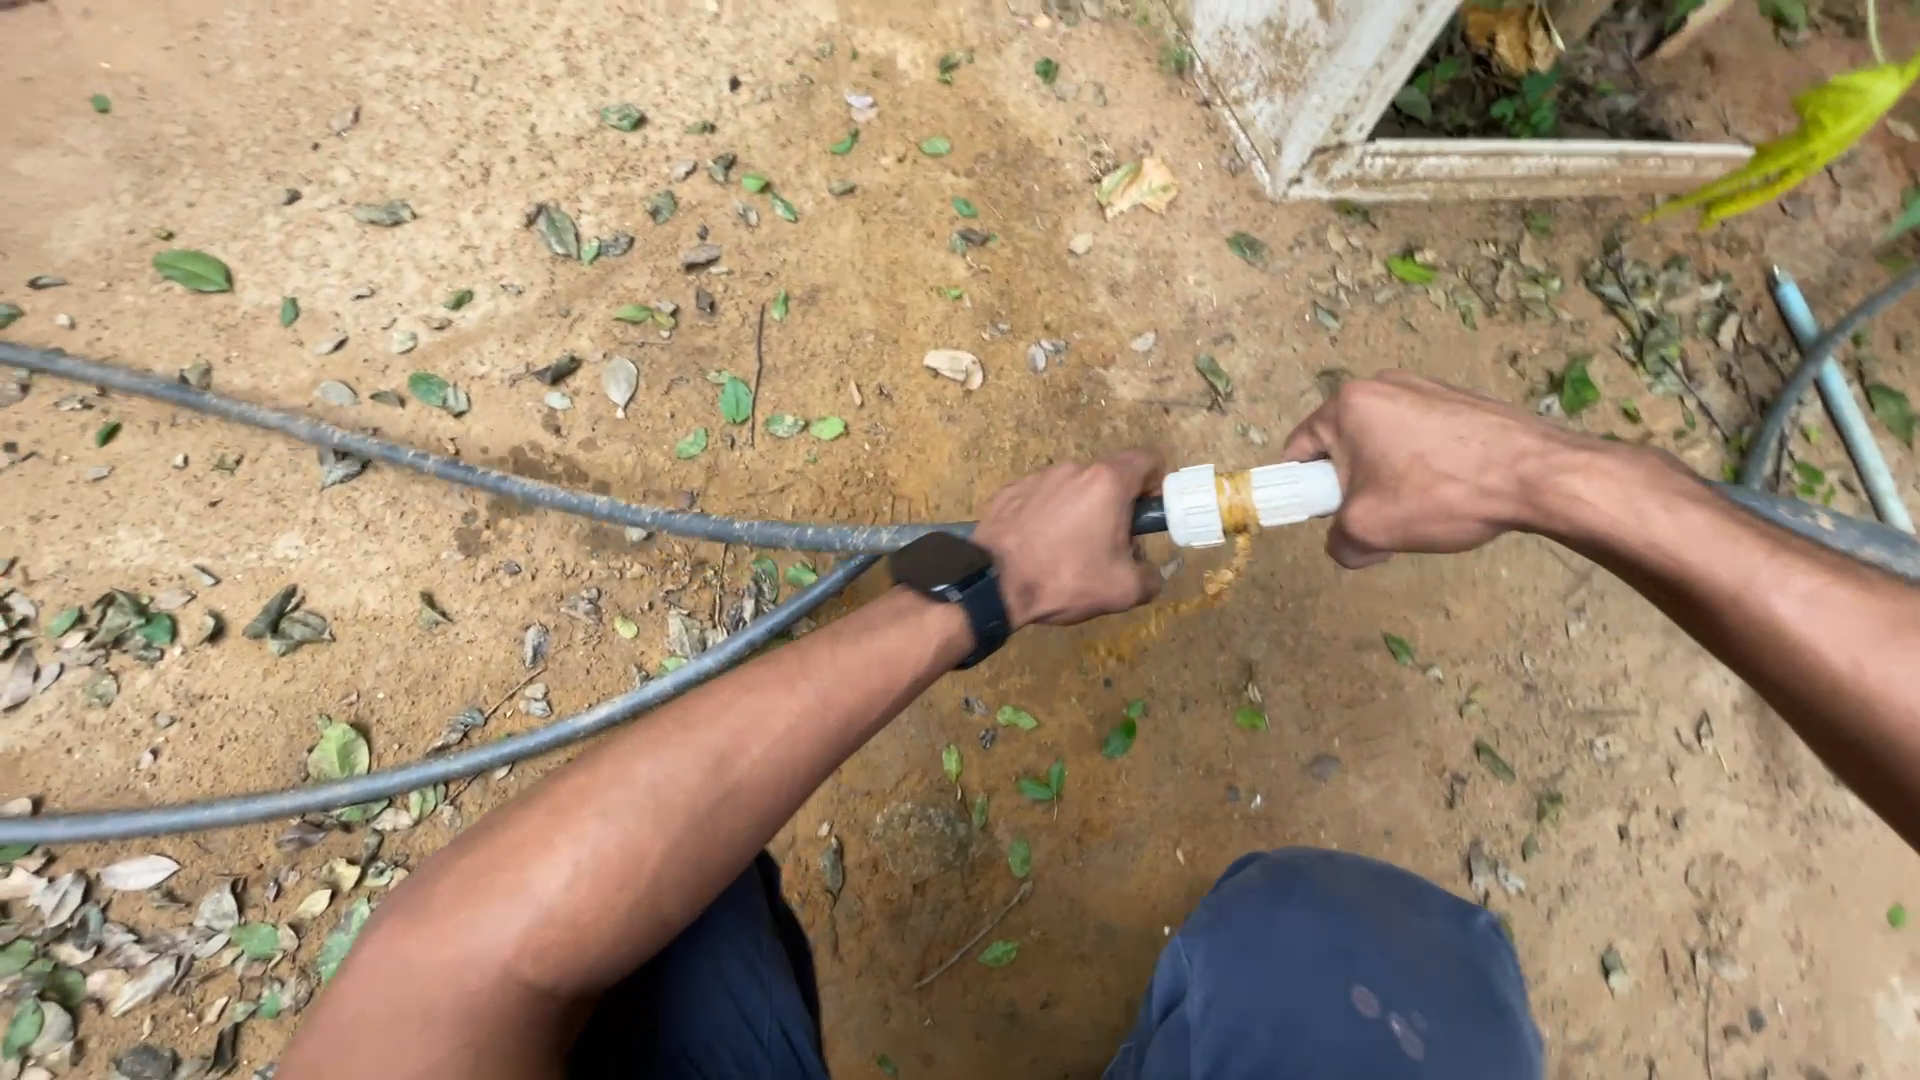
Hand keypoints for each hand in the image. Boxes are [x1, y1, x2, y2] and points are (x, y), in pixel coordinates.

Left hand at [972, 450, 1164, 628]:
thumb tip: (1149, 572)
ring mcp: (1036, 478)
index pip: (1147, 460)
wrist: (992, 584)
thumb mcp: (1124, 590)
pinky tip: (1036, 547)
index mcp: (1107, 482)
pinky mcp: (1008, 492)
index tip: (1144, 515)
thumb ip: (1151, 577)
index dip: (1155, 485)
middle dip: (1114, 508)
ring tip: (1065, 552)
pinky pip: (1040, 499)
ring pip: (1071, 489)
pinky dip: (1045, 517)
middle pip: (1107, 479)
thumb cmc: (1065, 579)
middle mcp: (1072, 469)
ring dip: (1077, 512)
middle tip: (1107, 546)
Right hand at [1280, 371, 1578, 568]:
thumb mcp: (1368, 531)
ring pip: (1380, 444)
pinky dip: (1421, 465)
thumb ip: (1337, 544)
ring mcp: (1424, 387)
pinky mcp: (1460, 399)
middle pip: (1340, 447)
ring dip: (1386, 476)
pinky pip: (1417, 437)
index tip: (1331, 514)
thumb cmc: (1439, 495)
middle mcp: (1380, 384)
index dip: (1305, 490)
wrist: (1544, 477)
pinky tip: (1450, 489)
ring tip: (1422, 505)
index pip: (1297, 452)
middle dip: (1351, 485)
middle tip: (1379, 514)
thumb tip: (1345, 545)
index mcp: (1347, 404)